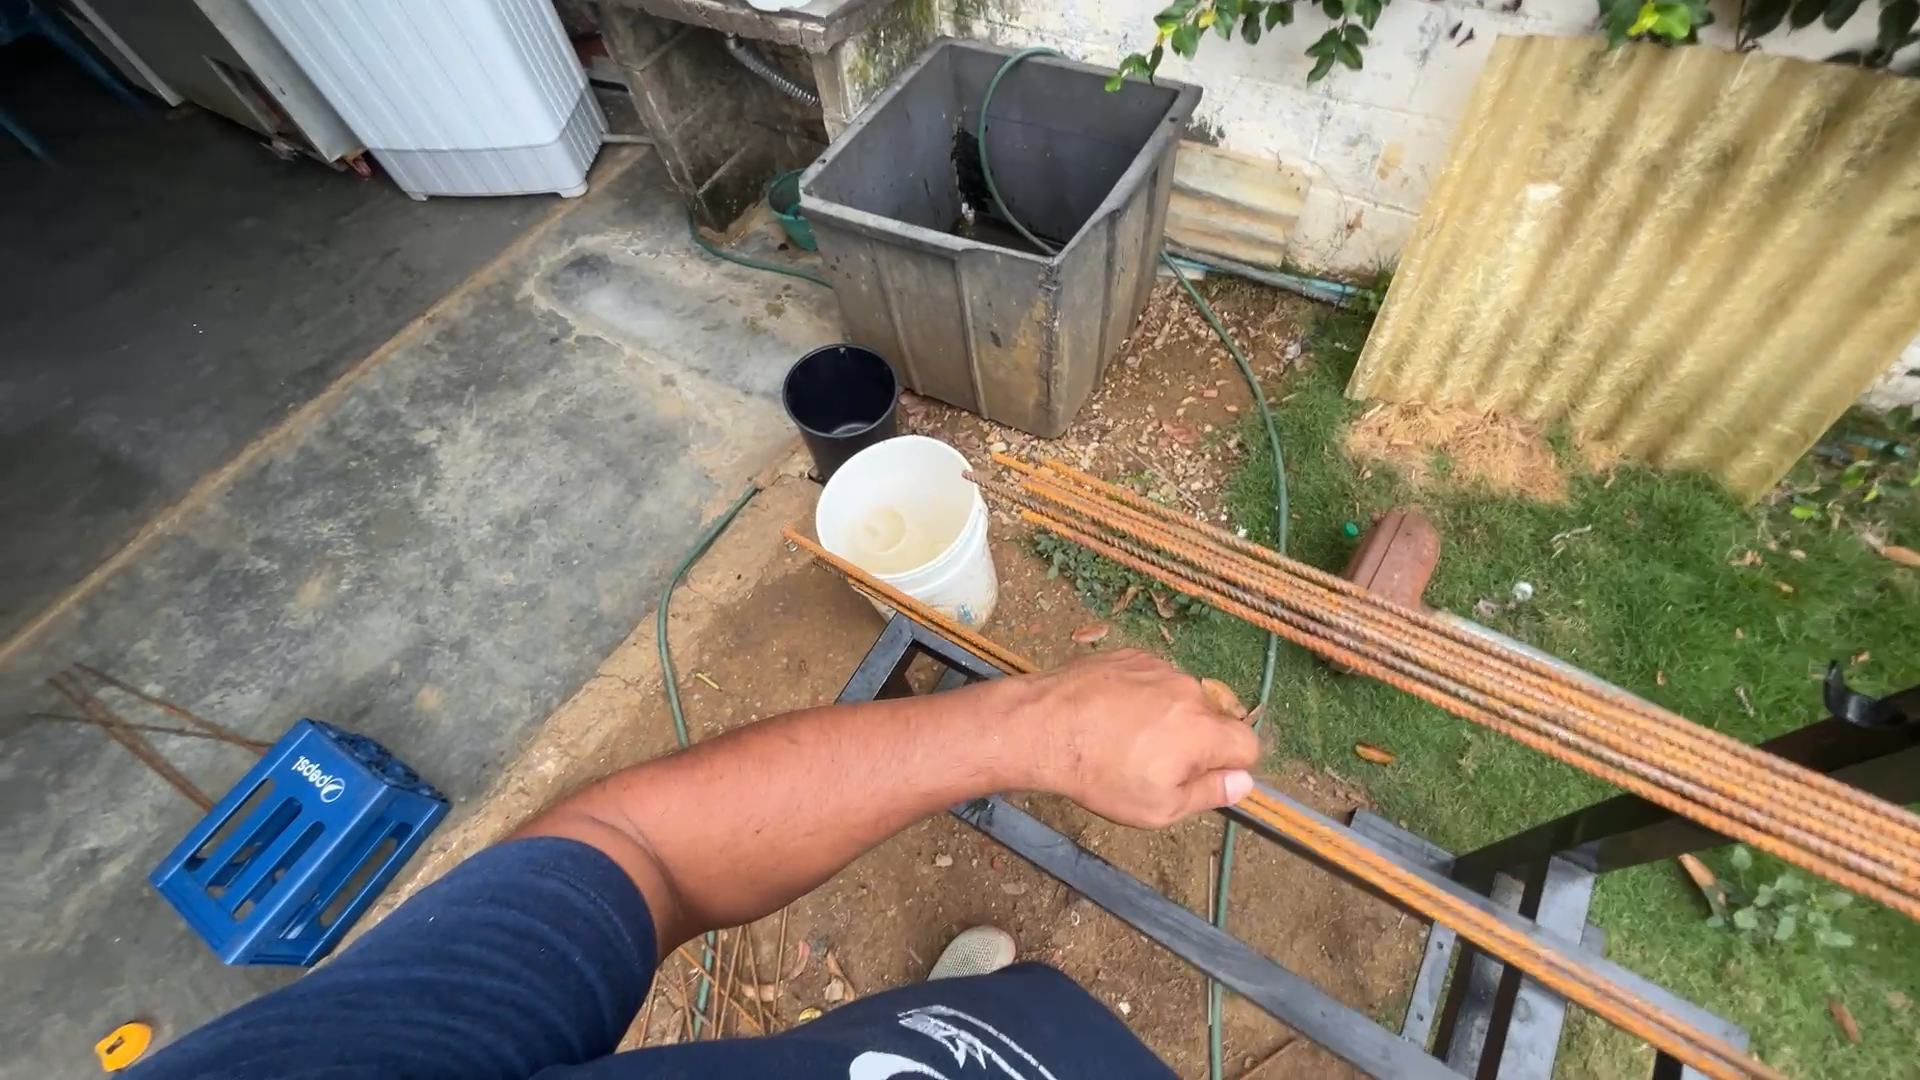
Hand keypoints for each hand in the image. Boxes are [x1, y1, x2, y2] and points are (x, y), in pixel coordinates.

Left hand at [1009, 649, 1261, 827]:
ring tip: (1123, 736)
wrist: (1042, 726)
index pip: (1247, 744)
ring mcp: (1156, 666)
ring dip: (1165, 714)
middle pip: (1210, 718)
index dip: (1229, 765)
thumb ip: (1210, 793)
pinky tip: (1108, 712)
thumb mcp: (1159, 807)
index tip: (1197, 776)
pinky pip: (1149, 678)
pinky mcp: (1127, 654)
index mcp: (1204, 729)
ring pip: (1178, 696)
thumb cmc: (1101, 775)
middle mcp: (1187, 689)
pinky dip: (1138, 694)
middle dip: (1193, 739)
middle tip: (1152, 760)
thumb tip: (1244, 781)